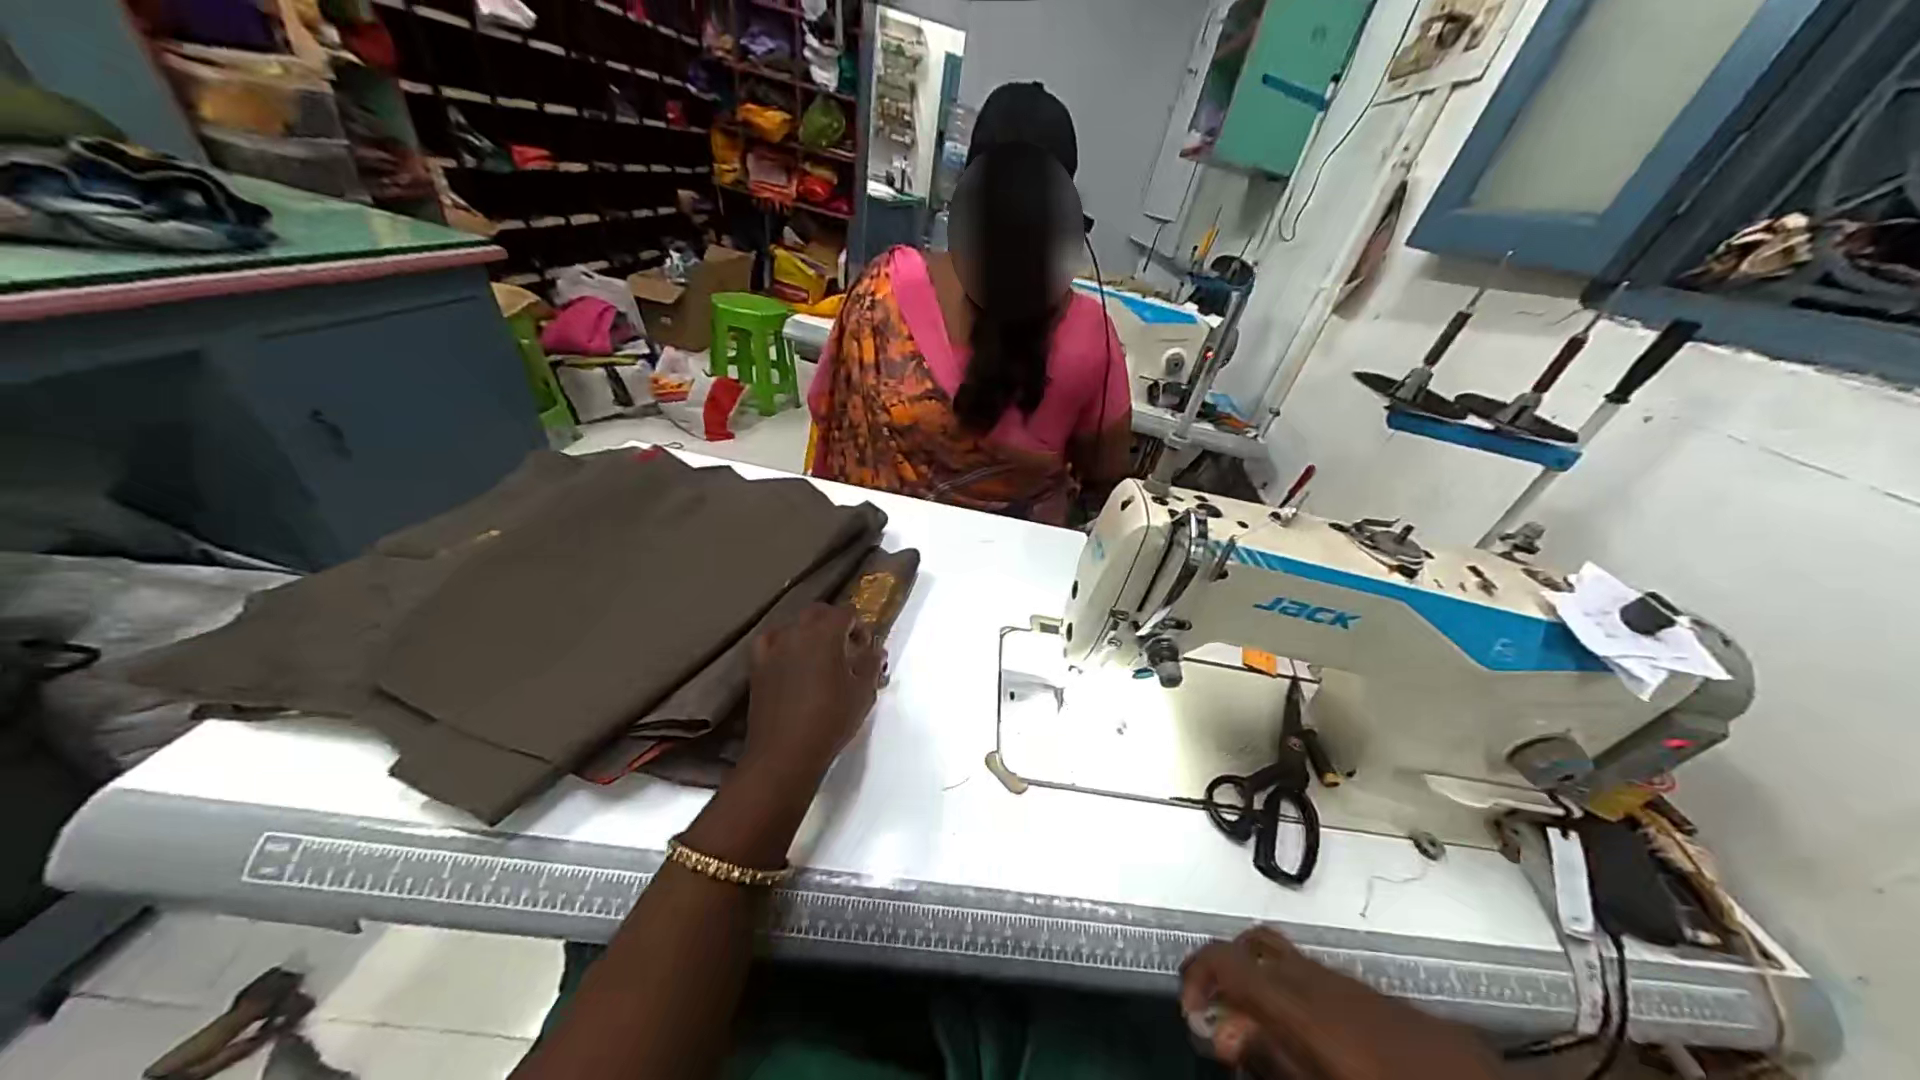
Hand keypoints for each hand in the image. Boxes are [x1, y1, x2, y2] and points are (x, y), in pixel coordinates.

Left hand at [741, 603, 885, 783]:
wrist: (785, 753)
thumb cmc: (830, 721)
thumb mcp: (862, 693)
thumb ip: (871, 665)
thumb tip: (875, 650)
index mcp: (825, 634)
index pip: (846, 612)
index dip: (859, 626)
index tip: (866, 647)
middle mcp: (797, 633)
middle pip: (818, 612)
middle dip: (834, 623)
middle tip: (847, 648)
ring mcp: (773, 648)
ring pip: (794, 625)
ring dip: (810, 632)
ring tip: (820, 656)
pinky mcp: (757, 666)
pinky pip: (771, 642)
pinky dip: (783, 643)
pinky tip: (789, 658)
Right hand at [1180, 927, 1503, 1079]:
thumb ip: (1271, 1059)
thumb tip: (1222, 1031)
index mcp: (1300, 1004)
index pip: (1227, 959)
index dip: (1196, 975)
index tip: (1191, 1013)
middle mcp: (1318, 979)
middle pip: (1251, 945)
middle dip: (1223, 971)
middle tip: (1218, 1018)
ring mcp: (1348, 982)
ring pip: (1282, 955)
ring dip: (1257, 980)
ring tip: (1257, 1029)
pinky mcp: (1372, 994)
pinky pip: (1314, 974)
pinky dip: (1290, 990)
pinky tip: (1303, 1035)